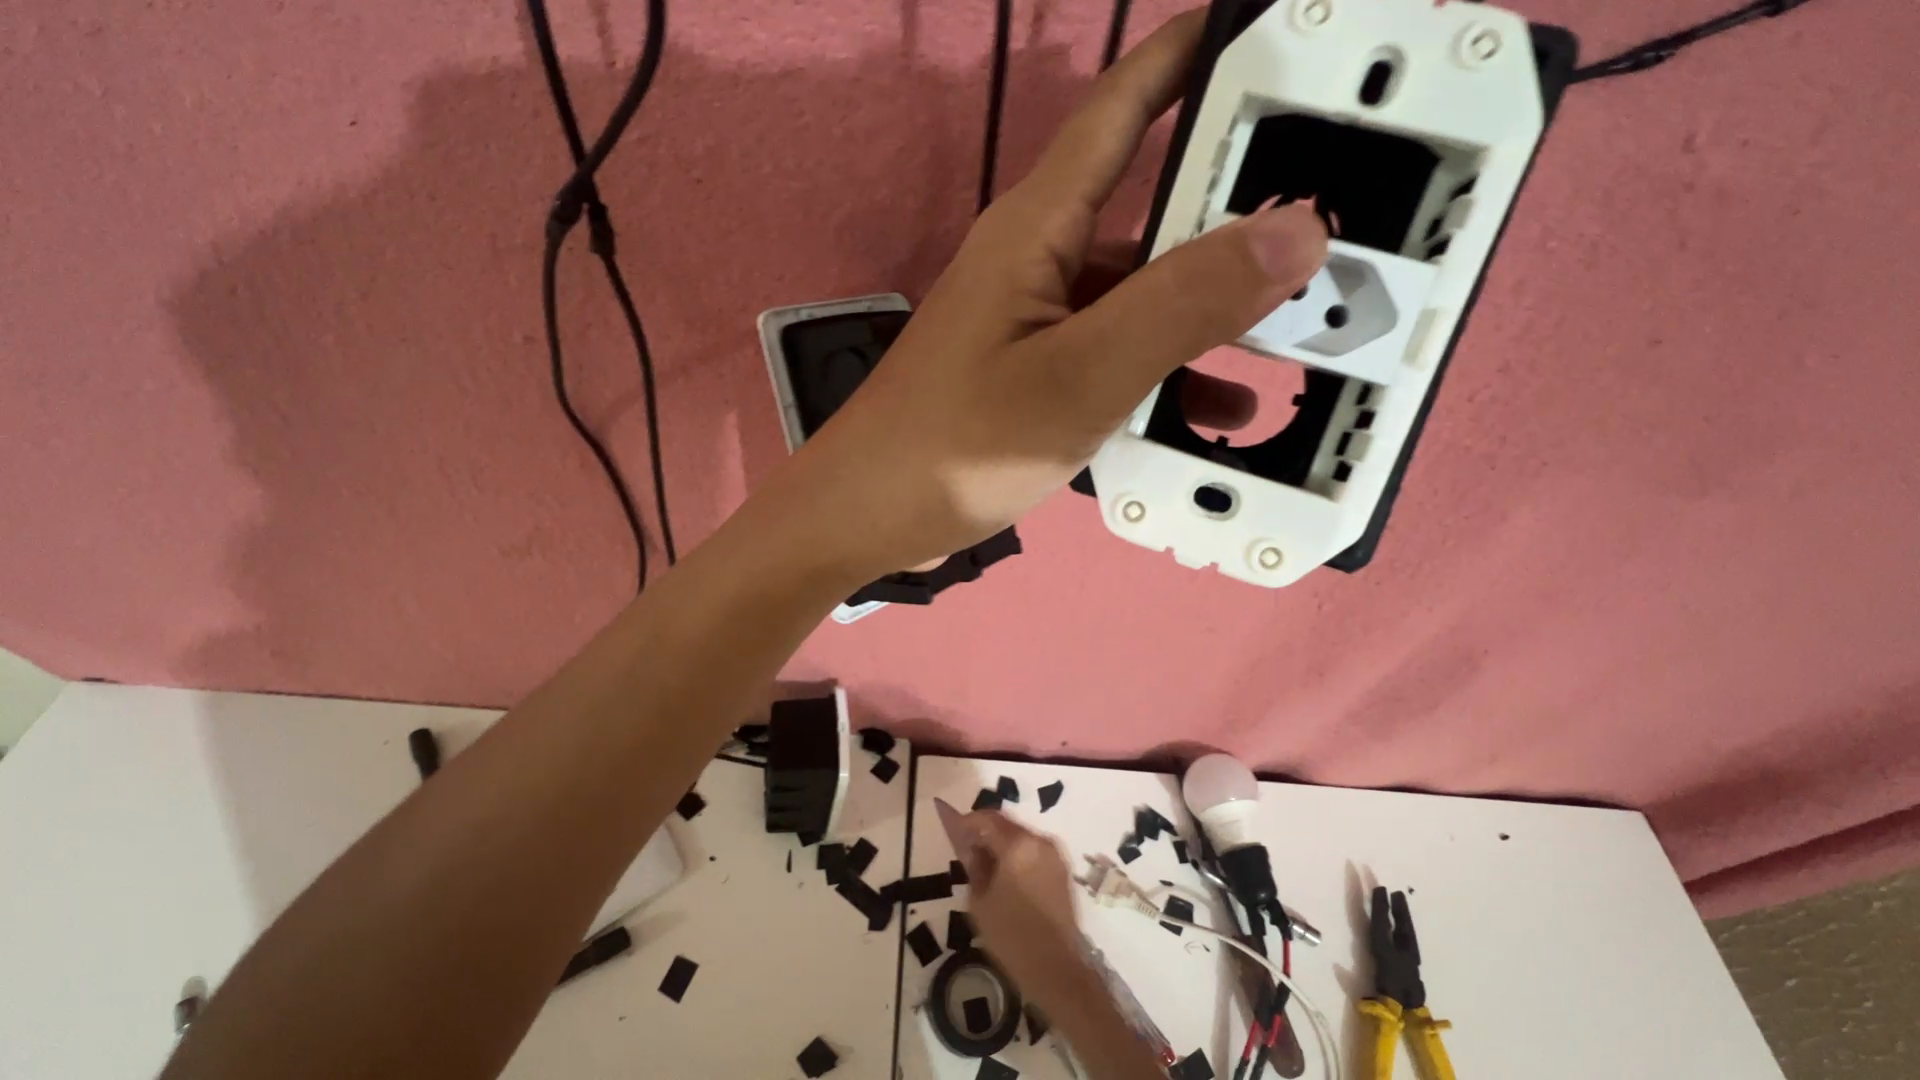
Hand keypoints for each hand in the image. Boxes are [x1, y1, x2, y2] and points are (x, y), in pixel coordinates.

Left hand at [766, 9, 1328, 578]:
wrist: (867, 517)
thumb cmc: (957, 444)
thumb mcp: (1080, 375)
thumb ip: (1182, 304)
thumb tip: (1294, 229)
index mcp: (1038, 229)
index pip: (1121, 109)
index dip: (1189, 58)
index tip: (1263, 35)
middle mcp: (1037, 259)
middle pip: (1148, 209)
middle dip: (1232, 211)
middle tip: (1322, 222)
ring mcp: (1033, 319)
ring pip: (1139, 292)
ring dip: (1206, 313)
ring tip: (1287, 339)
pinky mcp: (1031, 371)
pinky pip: (1115, 350)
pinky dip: (1166, 371)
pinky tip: (1211, 411)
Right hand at [951, 811, 1101, 1011]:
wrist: (1056, 967)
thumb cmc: (1011, 935)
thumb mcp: (980, 901)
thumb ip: (974, 866)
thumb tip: (972, 848)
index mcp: (1018, 846)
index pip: (987, 820)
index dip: (966, 822)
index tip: (953, 831)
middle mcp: (1040, 842)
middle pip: (1006, 824)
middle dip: (985, 831)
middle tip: (967, 848)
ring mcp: (1055, 855)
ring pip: (1021, 837)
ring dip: (1002, 842)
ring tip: (985, 863)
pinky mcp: (1062, 870)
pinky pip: (1034, 851)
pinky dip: (1018, 854)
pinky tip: (1006, 874)